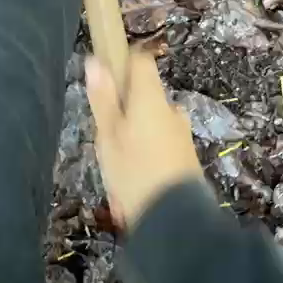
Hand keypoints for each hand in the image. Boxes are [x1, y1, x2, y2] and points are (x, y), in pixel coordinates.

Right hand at [84, 51, 205, 227]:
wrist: (177, 222)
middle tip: (106, 140)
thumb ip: (103, 99)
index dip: (123, 65)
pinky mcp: (187, 160)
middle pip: (145, 96)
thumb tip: (96, 61)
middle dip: (125, 113)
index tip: (107, 86)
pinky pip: (160, 148)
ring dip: (134, 140)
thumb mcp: (108, 136)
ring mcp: (182, 135)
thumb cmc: (135, 171)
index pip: (141, 60)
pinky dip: (146, 159)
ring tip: (117, 172)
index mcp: (151, 97)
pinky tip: (132, 188)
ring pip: (151, 125)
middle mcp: (171, 109)